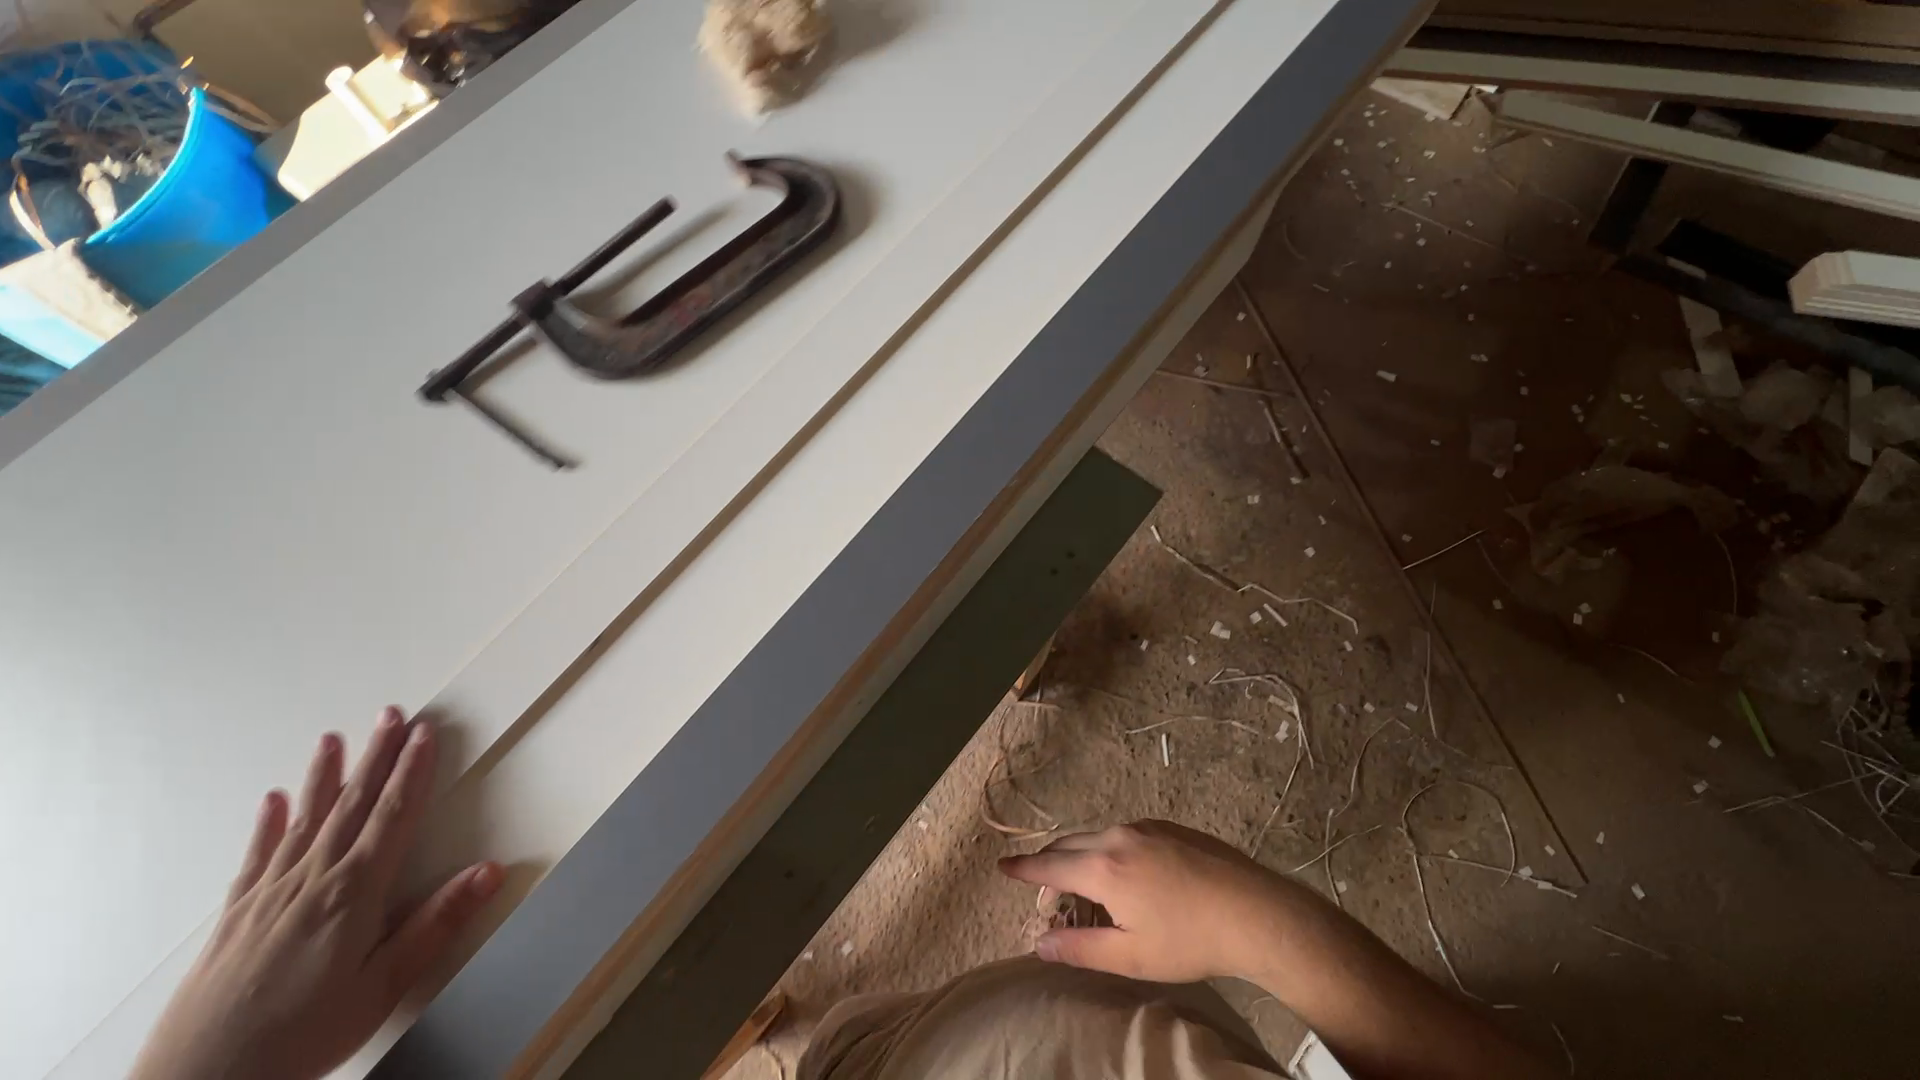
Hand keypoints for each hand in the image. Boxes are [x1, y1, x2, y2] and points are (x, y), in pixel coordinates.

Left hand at [131, 708, 501, 1079]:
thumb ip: (436, 924)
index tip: (425, 733)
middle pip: (353, 804)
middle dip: (376, 755)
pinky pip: (258, 855)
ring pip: (307, 819)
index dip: (413, 770)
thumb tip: (489, 871)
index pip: (393, 815)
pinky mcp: (236, 915)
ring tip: (336, 738)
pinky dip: (268, 824)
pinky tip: (274, 800)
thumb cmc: (300, 1036)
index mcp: (354, 893)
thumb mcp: (385, 986)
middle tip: (391, 713)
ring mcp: (268, 894)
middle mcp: (311, 881)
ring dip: (326, 776)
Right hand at [1002, 820, 1550, 1079]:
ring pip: (1098, 836)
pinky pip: (1125, 833)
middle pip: (1071, 844)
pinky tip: (1128, 874)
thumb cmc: (1190, 941)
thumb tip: (1038, 944)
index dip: (1023, 869)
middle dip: (1051, 862)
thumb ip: (1080, 948)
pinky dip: (1110, 848)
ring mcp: (1147, 827)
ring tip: (1086, 885)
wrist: (1256, 912)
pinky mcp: (1171, 825)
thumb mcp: (1131, 954)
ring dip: (1082, 855)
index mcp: (1104, 868)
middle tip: (1043, 885)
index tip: (1002, 866)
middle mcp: (1118, 836)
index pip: (1050, 865)